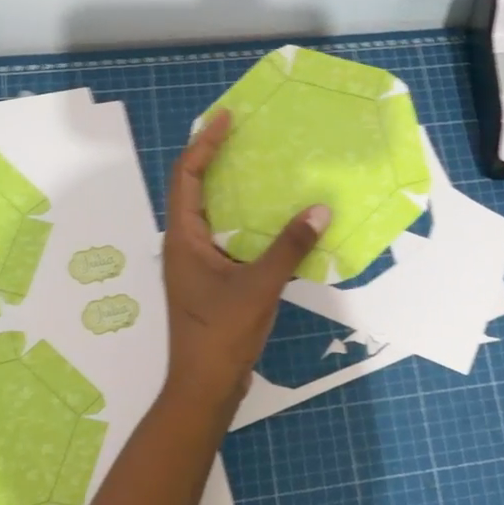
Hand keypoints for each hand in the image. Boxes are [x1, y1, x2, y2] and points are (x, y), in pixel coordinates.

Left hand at [162, 110, 328, 408]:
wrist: (205, 386)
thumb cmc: (222, 333)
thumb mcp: (260, 286)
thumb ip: (289, 247)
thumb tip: (319, 211)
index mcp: (183, 239)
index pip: (186, 176)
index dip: (204, 143)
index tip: (225, 118)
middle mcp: (184, 248)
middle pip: (195, 192)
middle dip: (218, 162)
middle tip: (248, 139)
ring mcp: (196, 268)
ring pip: (213, 220)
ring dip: (235, 196)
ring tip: (266, 175)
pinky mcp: (211, 286)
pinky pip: (228, 243)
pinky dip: (248, 228)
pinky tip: (276, 228)